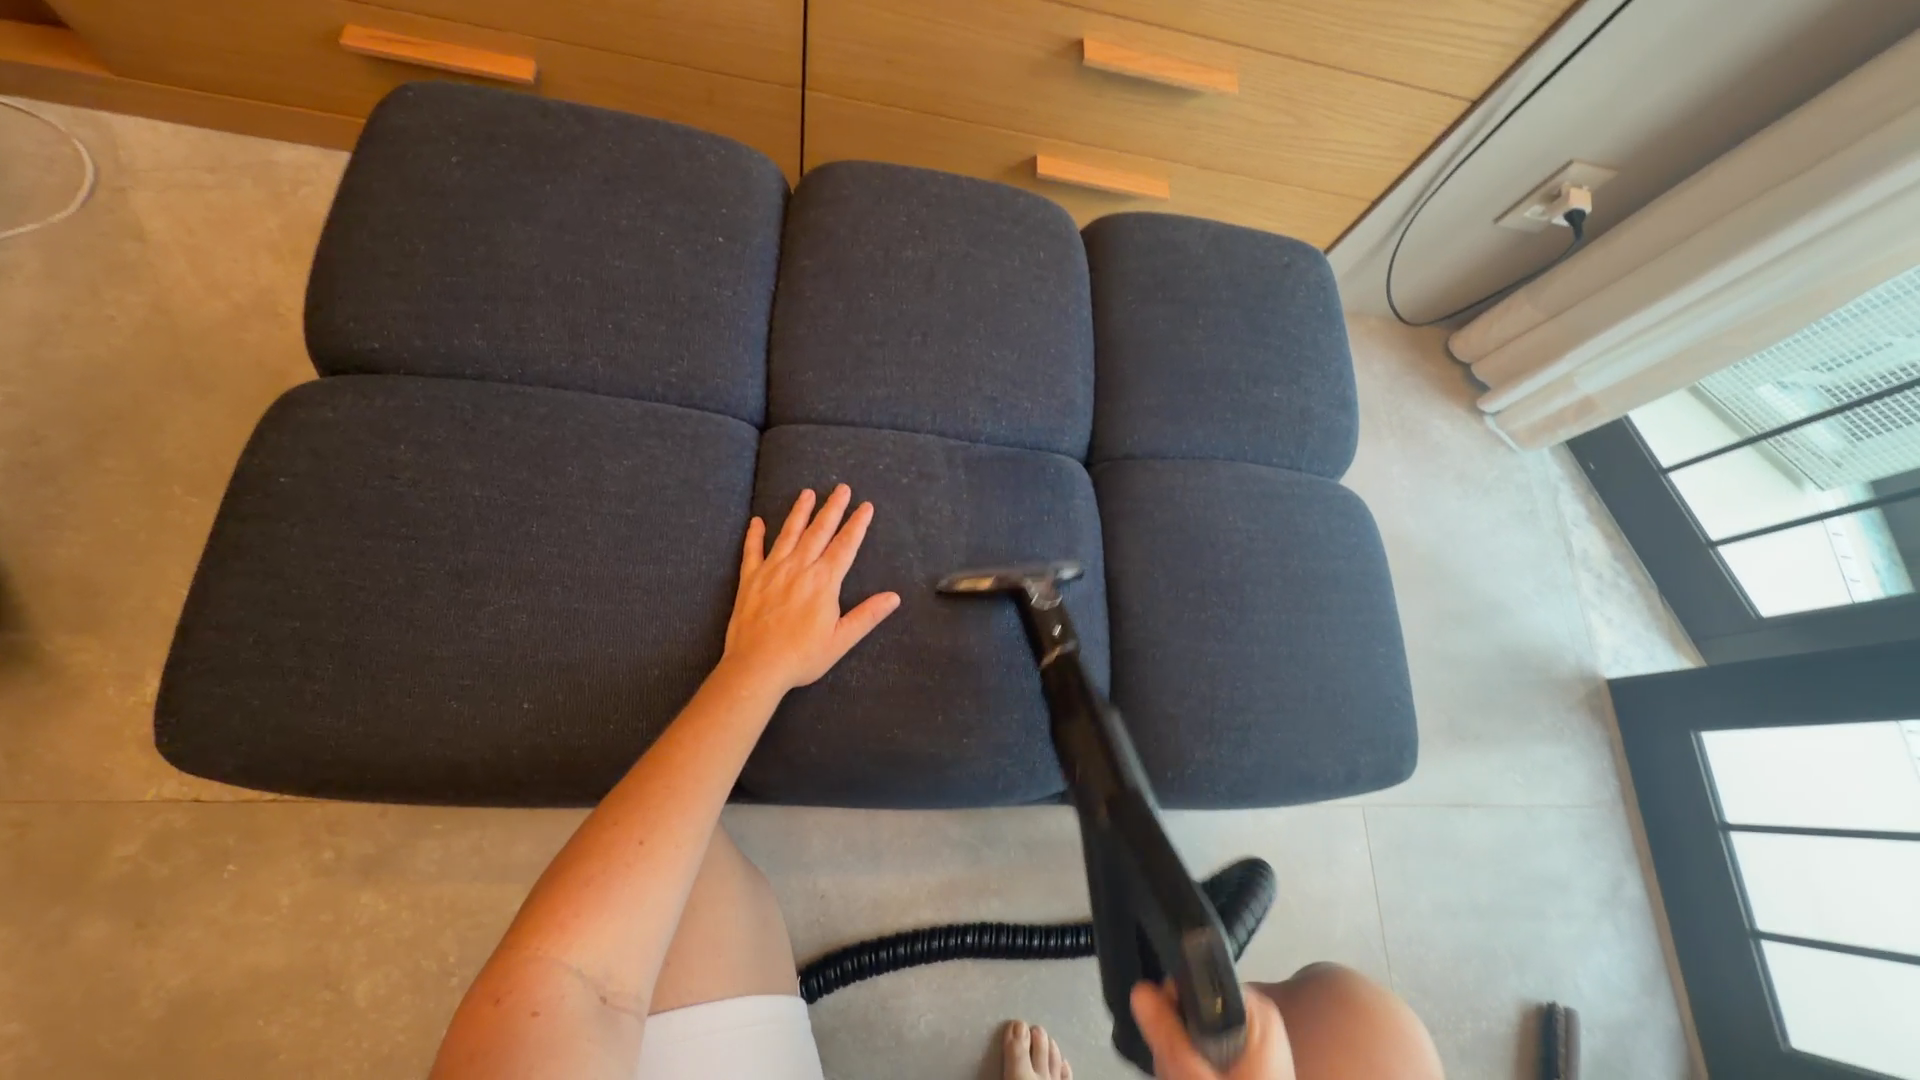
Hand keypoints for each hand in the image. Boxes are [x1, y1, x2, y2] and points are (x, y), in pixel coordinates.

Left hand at [722, 484, 900, 692]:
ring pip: (789, 533)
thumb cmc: (802, 656)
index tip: (866, 506)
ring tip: (807, 493)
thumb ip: (867, 615)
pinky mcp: (750, 579)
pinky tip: (758, 521)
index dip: (857, 524)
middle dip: (832, 508)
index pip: (845, 545)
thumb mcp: (841, 639)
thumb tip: (894, 597)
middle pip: (819, 531)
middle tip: (841, 488)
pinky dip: (755, 535)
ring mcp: (772, 570)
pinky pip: (752, 551)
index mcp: (824, 582)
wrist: (756, 667)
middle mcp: (799, 568)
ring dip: (799, 512)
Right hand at [1131, 982, 1295, 1079]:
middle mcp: (1257, 1016)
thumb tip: (1139, 990)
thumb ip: (1170, 1037)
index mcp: (1255, 1012)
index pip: (1198, 981)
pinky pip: (1210, 1045)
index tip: (1165, 1036)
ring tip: (1186, 1079)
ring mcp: (1255, 1037)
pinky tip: (1192, 1079)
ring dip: (1182, 1054)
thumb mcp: (1197, 1079)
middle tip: (1177, 1072)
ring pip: (1198, 1028)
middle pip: (1195, 1005)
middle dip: (1177, 1038)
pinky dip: (1195, 1064)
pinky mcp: (1249, 1055)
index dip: (1173, 1003)